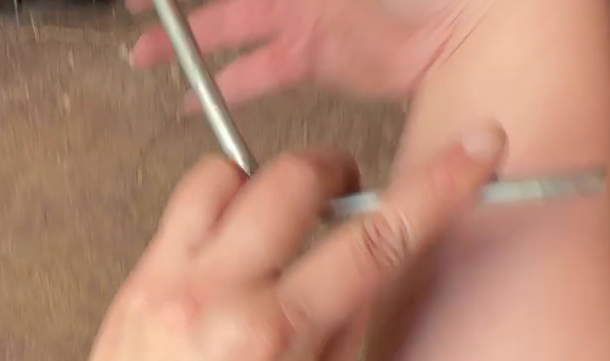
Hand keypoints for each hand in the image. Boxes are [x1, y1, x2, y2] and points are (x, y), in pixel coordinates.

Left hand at [59, 125, 505, 360]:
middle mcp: (220, 295)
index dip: (434, 190)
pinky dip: (219, 204)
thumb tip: (370, 259)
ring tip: (269, 225)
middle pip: (293, 179)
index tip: (477, 150)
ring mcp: (171, 278)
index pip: (372, 246)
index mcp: (275, 338)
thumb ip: (343, 328)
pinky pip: (185, 204)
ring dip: (265, 182)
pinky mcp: (139, 275)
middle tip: (337, 201)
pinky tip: (225, 246)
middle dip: (332, 173)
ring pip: (227, 172)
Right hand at [127, 0, 477, 104]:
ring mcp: (306, 5)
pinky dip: (226, 85)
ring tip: (143, 56)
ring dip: (186, 40)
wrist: (481, 10)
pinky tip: (193, 102)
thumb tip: (235, 7)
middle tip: (128, 10)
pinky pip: (259, 68)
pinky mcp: (316, 50)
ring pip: (229, 21)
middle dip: (175, 3)